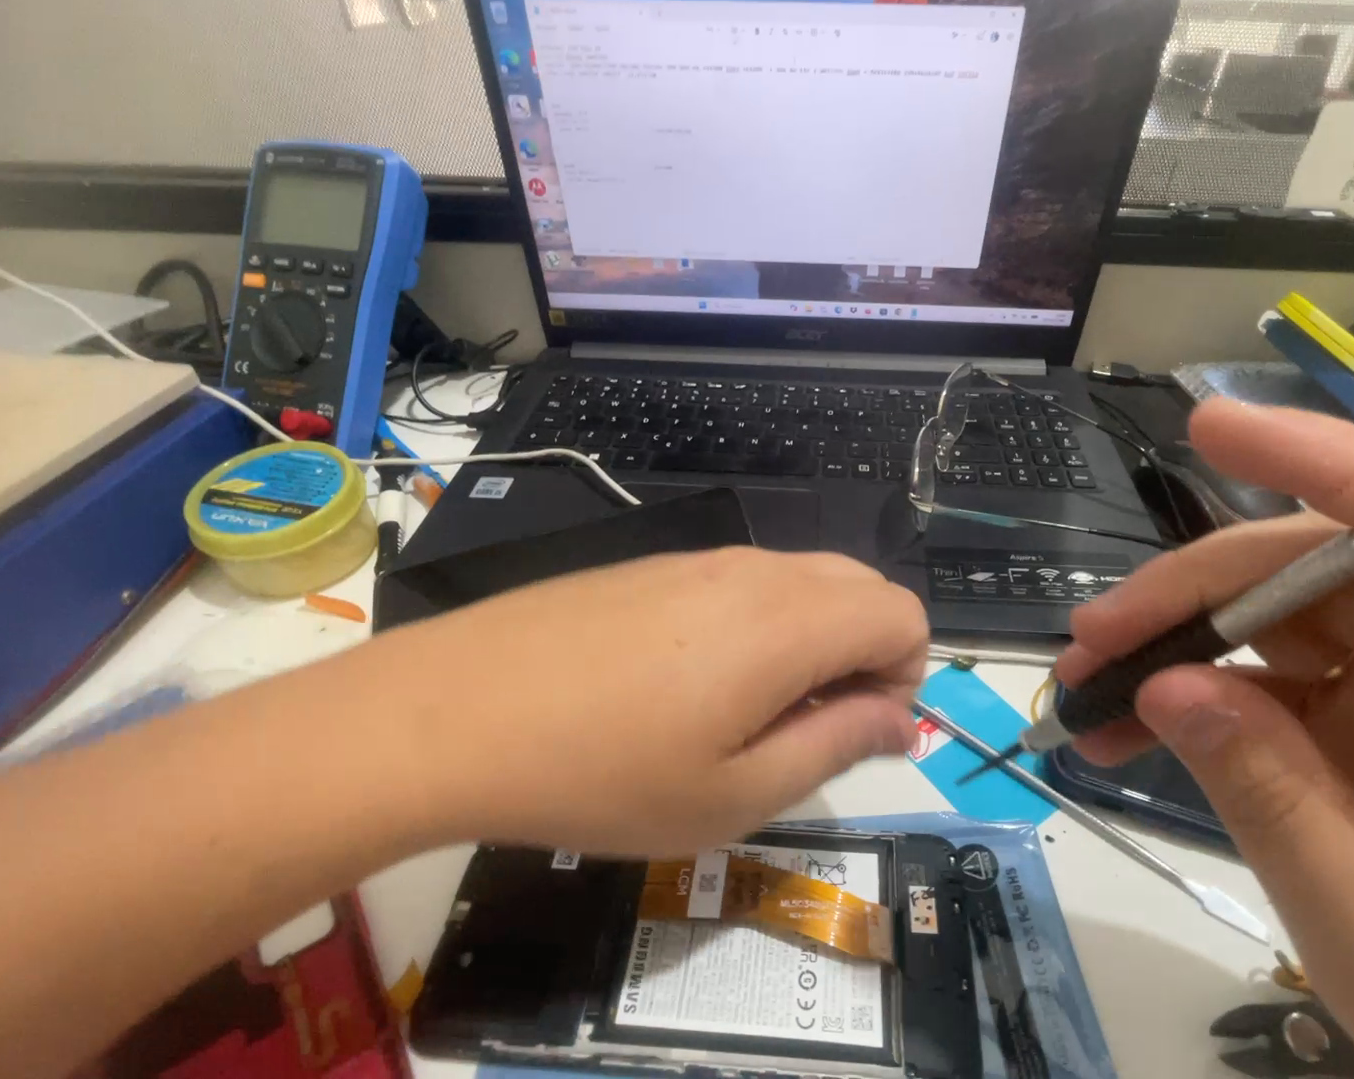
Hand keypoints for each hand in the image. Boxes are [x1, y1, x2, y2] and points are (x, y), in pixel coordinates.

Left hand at [348, 547, 927, 855]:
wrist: (448, 713)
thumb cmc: (601, 774)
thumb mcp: (734, 794)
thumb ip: (836, 745)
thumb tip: (899, 717)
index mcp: (788, 622)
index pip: (903, 615)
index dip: (905, 677)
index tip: (854, 733)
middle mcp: (753, 571)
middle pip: (860, 586)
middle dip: (866, 653)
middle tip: (808, 728)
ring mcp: (696, 560)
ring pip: (799, 581)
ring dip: (810, 640)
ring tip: (744, 714)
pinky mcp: (650, 567)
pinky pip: (740, 583)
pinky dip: (756, 625)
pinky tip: (686, 684)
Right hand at [1058, 401, 1353, 1078]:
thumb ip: (1280, 812)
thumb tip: (1168, 686)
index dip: (1340, 465)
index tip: (1210, 432)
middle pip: (1344, 567)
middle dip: (1202, 587)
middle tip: (1091, 640)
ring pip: (1295, 612)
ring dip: (1180, 636)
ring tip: (1086, 686)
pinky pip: (1279, 676)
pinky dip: (1194, 691)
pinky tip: (1126, 724)